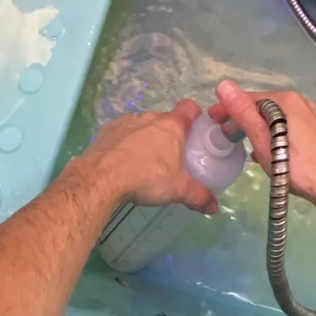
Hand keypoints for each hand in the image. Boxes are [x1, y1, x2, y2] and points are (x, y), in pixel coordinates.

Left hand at [73, 100, 218, 213]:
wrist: (101, 177)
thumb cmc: (146, 177)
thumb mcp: (177, 189)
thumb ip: (198, 196)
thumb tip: (214, 208)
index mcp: (171, 126)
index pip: (189, 108)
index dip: (195, 116)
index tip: (195, 131)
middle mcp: (150, 118)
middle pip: (165, 119)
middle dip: (169, 134)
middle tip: (171, 157)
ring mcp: (126, 121)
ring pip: (142, 126)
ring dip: (146, 138)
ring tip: (144, 162)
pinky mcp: (107, 130)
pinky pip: (122, 133)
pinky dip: (125, 143)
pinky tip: (122, 162)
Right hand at [211, 80, 315, 213]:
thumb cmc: (297, 166)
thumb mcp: (264, 141)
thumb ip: (244, 113)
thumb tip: (223, 85)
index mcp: (286, 100)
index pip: (249, 97)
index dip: (228, 108)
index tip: (211, 120)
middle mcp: (299, 102)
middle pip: (262, 106)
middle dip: (242, 118)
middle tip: (224, 135)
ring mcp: (310, 116)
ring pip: (275, 118)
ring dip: (256, 127)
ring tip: (241, 143)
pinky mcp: (315, 131)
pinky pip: (285, 127)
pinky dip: (271, 134)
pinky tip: (265, 150)